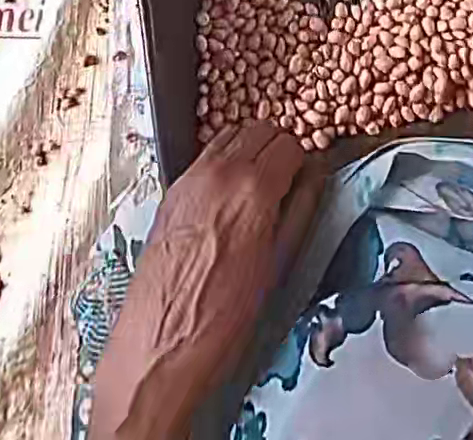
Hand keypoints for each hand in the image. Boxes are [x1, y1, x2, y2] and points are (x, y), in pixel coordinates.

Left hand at [91, 123, 320, 439]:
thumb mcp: (278, 264)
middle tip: (284, 176)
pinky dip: (225, 157)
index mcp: (254, 189)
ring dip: (250, 147)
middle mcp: (221, 171)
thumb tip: (313, 177)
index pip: (290, 144)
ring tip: (256, 182)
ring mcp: (192, 176)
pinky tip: (229, 191)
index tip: (303, 178)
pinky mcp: (173, 187)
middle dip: (278, 147)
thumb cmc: (224, 316)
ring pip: (232, 133)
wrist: (158, 345)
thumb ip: (301, 209)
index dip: (302, 160)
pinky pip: (207, 152)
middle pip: (261, 129)